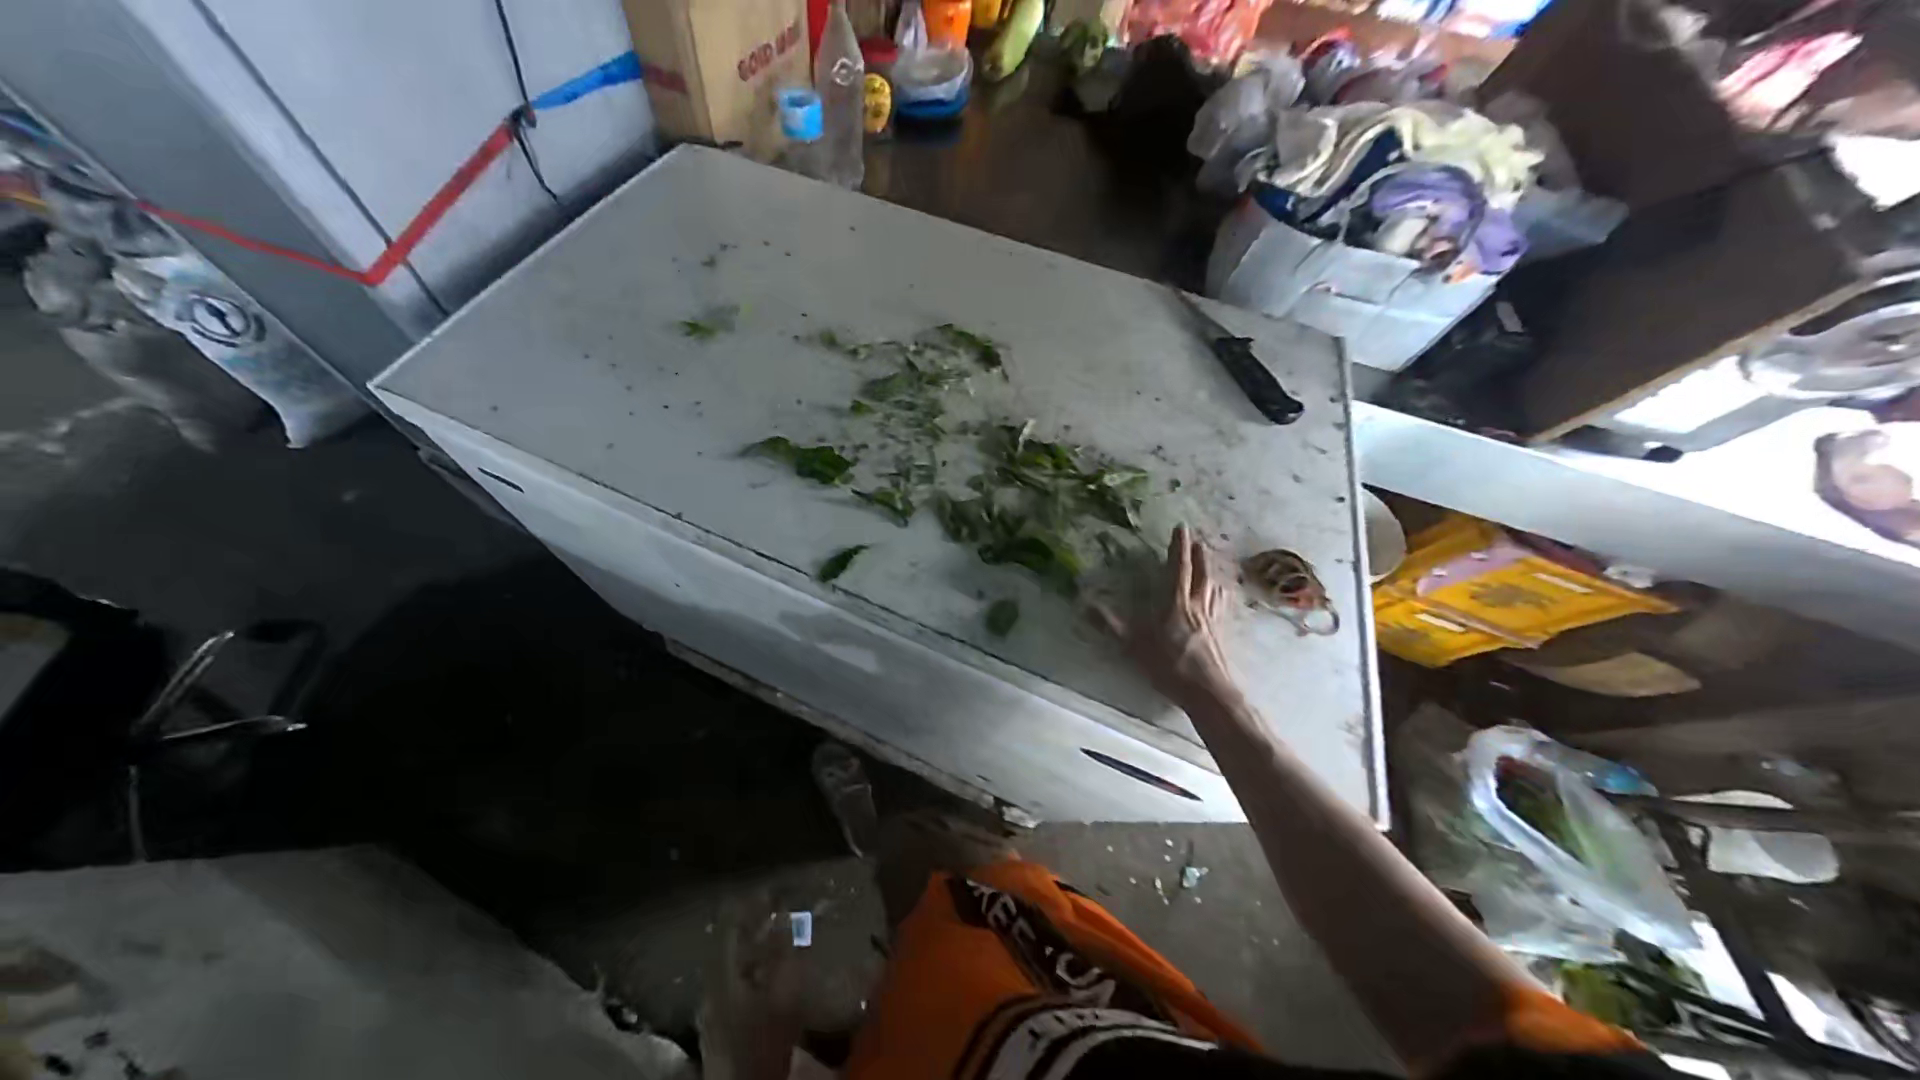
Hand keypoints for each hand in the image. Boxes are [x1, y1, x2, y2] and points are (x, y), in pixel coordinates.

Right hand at [1091, 525, 1239, 709]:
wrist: (1209, 692)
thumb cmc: (1171, 666)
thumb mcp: (1134, 645)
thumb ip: (1110, 625)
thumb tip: (1083, 605)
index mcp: (1177, 603)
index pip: (1179, 568)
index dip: (1179, 547)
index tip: (1181, 528)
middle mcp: (1197, 605)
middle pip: (1202, 573)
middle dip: (1199, 555)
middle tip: (1198, 541)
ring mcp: (1212, 620)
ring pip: (1213, 587)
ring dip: (1211, 571)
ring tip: (1210, 564)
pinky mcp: (1221, 634)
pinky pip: (1221, 605)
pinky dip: (1219, 594)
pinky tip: (1219, 598)